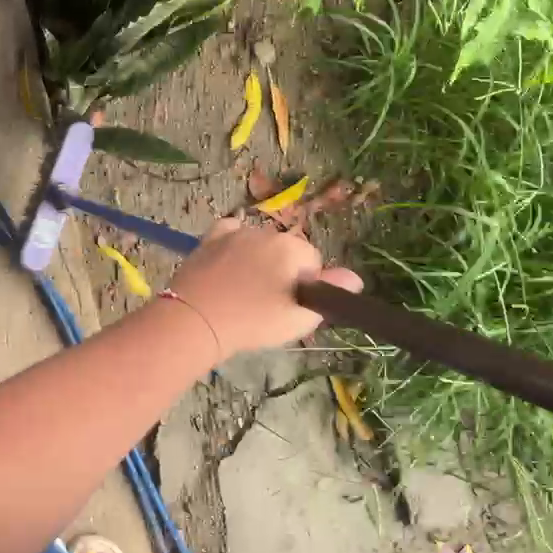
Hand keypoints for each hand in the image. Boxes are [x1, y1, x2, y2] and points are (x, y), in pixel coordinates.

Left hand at [166, 217, 362, 359]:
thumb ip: (330, 293)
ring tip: (244, 291)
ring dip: (258, 260)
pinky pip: (229, 233)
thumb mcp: (300, 316)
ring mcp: (234, 232)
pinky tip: (229, 265)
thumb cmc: (254, 321)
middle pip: (285, 250)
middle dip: (282, 271)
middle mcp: (263, 231)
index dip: (307, 285)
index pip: (312, 261)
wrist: (197, 318)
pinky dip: (233, 245)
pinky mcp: (209, 238)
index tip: (290, 305)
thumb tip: (355, 278)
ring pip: (258, 243)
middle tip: (267, 302)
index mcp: (290, 247)